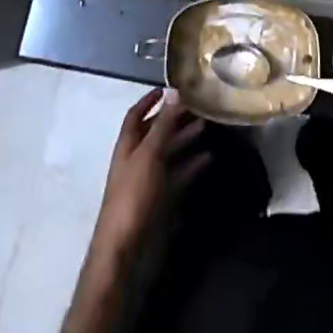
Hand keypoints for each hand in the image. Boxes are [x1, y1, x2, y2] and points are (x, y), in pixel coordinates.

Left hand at [90, 88, 206, 252]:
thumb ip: (163, 125)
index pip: (136, 114)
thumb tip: (173, 92)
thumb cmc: (134, 193)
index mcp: (127, 143)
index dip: (148, 100)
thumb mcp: (149, 154)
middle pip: (155, 132)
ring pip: (168, 152)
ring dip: (184, 139)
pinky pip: (176, 175)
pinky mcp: (159, 198)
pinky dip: (190, 165)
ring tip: (206, 127)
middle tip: (198, 108)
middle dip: (173, 119)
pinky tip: (207, 158)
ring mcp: (148, 178)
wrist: (125, 243)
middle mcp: (136, 157)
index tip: (166, 89)